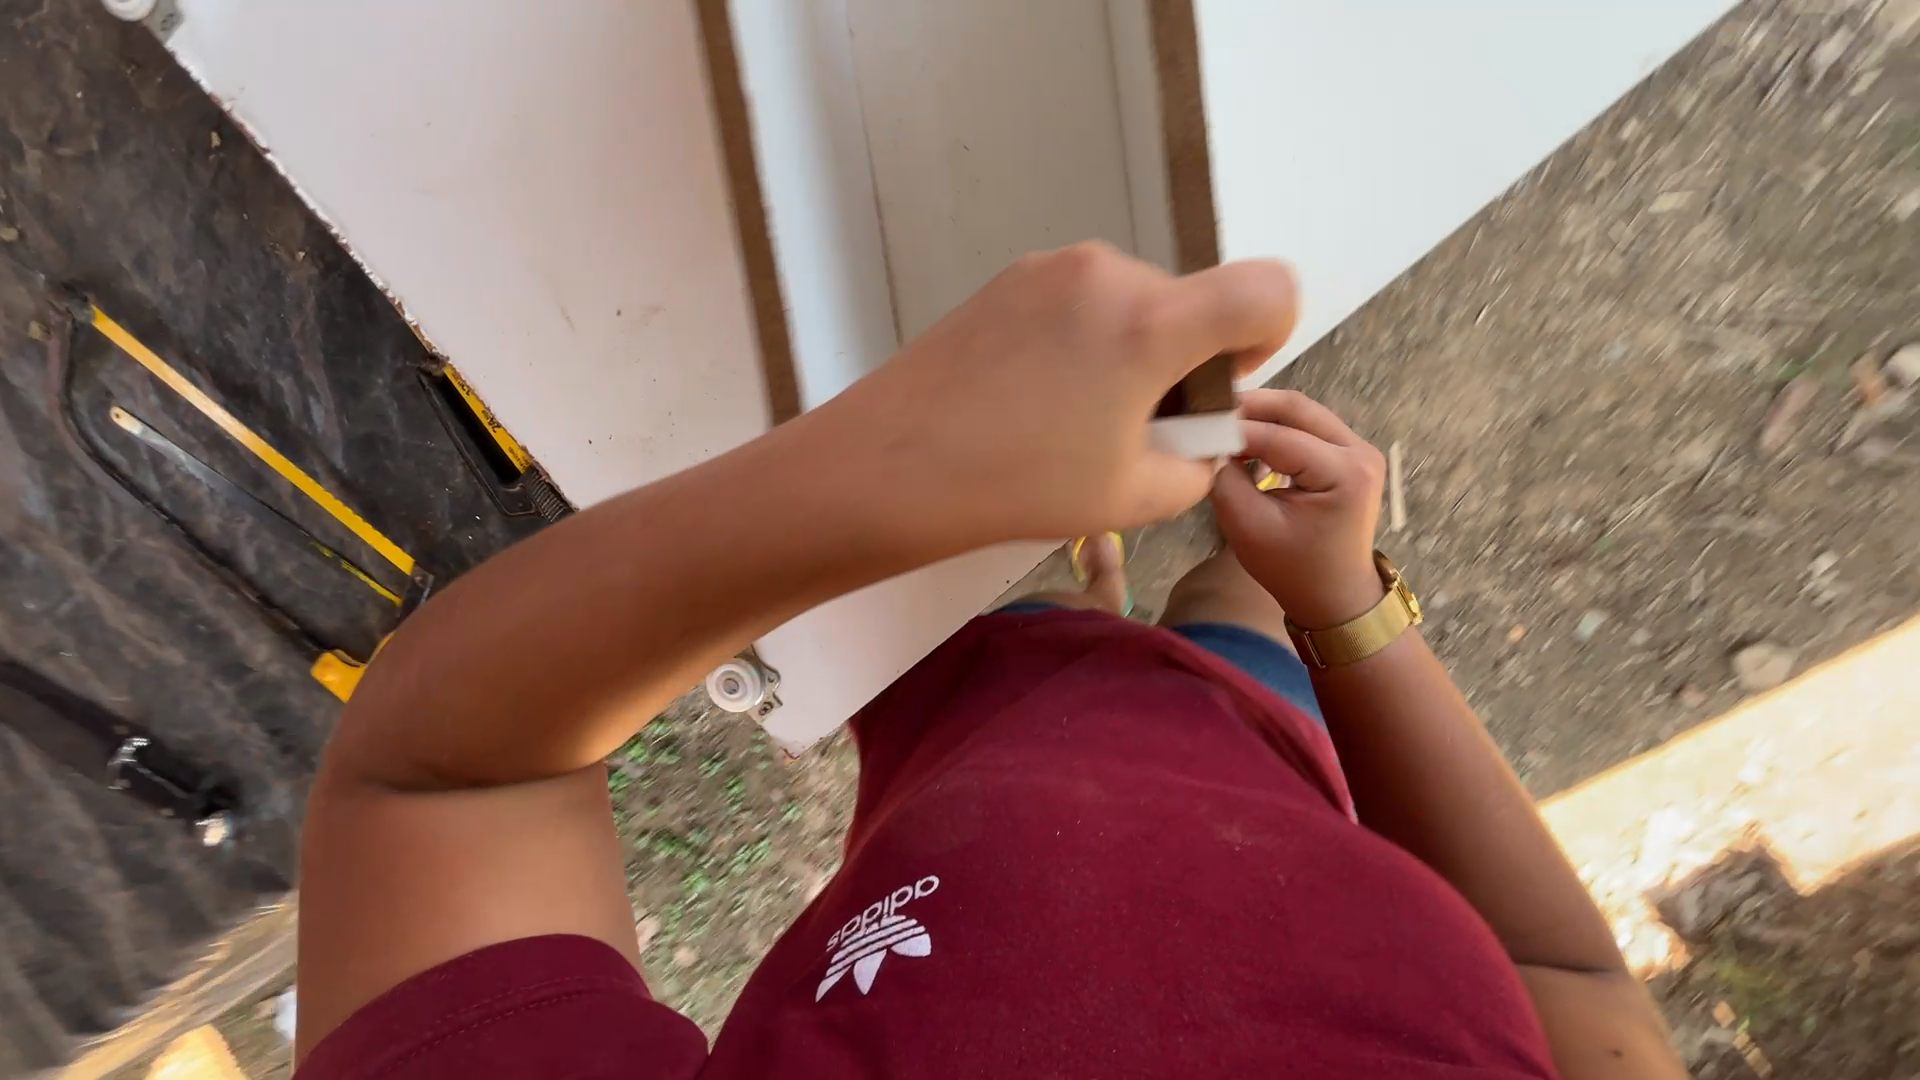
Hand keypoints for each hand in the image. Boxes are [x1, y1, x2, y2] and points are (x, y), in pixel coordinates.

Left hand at [824, 242, 1298, 544]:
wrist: (891, 466)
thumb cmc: (1020, 487)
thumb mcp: (1133, 496)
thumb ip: (1195, 465)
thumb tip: (1196, 439)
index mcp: (1152, 320)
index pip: (1268, 288)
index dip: (1268, 335)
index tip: (1218, 382)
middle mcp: (1107, 272)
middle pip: (1187, 304)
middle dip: (1181, 362)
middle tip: (1131, 429)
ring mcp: (1049, 269)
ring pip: (1129, 305)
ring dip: (1128, 353)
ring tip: (1072, 420)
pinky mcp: (1007, 281)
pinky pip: (1077, 303)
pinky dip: (1082, 342)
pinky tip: (1033, 397)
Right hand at [1211, 390, 1387, 627]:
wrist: (1333, 595)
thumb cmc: (1291, 568)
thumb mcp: (1247, 527)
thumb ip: (1224, 479)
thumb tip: (1206, 442)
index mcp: (1343, 472)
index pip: (1278, 436)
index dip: (1232, 429)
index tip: (1192, 427)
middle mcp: (1359, 451)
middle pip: (1297, 408)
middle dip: (1248, 407)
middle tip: (1205, 411)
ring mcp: (1359, 449)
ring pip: (1302, 413)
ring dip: (1260, 415)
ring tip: (1221, 426)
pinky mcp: (1349, 455)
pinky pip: (1307, 427)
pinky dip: (1274, 428)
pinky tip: (1245, 441)